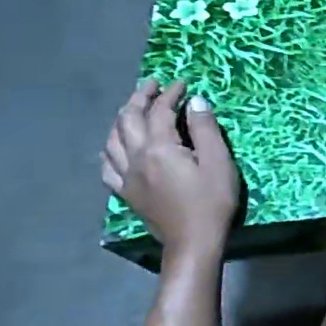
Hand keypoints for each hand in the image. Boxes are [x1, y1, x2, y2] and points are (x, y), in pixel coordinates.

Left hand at [101, 79, 239, 262]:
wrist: (193, 242)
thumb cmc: (211, 200)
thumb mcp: (218, 161)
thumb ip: (204, 128)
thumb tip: (194, 101)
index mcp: (159, 148)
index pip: (160, 111)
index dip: (170, 93)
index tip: (182, 83)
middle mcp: (136, 158)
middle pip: (129, 119)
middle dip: (139, 98)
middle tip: (153, 85)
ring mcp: (127, 177)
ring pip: (112, 139)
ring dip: (122, 118)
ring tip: (133, 108)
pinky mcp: (126, 193)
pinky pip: (107, 166)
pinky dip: (109, 149)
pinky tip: (115, 146)